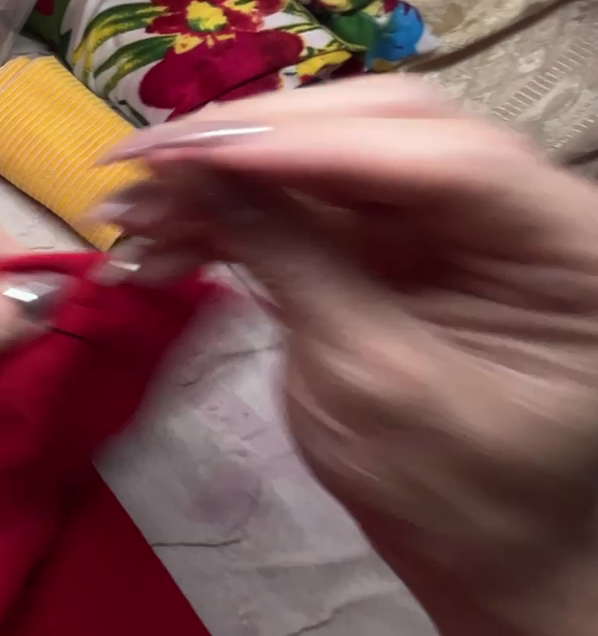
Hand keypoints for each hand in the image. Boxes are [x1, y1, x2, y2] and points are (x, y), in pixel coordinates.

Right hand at [98, 77, 597, 635]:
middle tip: (140, 160)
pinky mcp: (368, 240)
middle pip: (365, 125)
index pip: (437, 157)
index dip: (304, 143)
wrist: (465, 546)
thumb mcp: (365, 374)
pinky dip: (204, 219)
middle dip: (241, 138)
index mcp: (565, 250)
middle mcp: (502, 212)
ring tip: (119, 216)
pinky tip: (145, 246)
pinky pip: (275, 203)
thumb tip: (188, 168)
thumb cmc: (448, 489)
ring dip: (203, 183)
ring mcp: (428, 222)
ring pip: (303, 156)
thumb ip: (288, 257)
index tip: (183, 153)